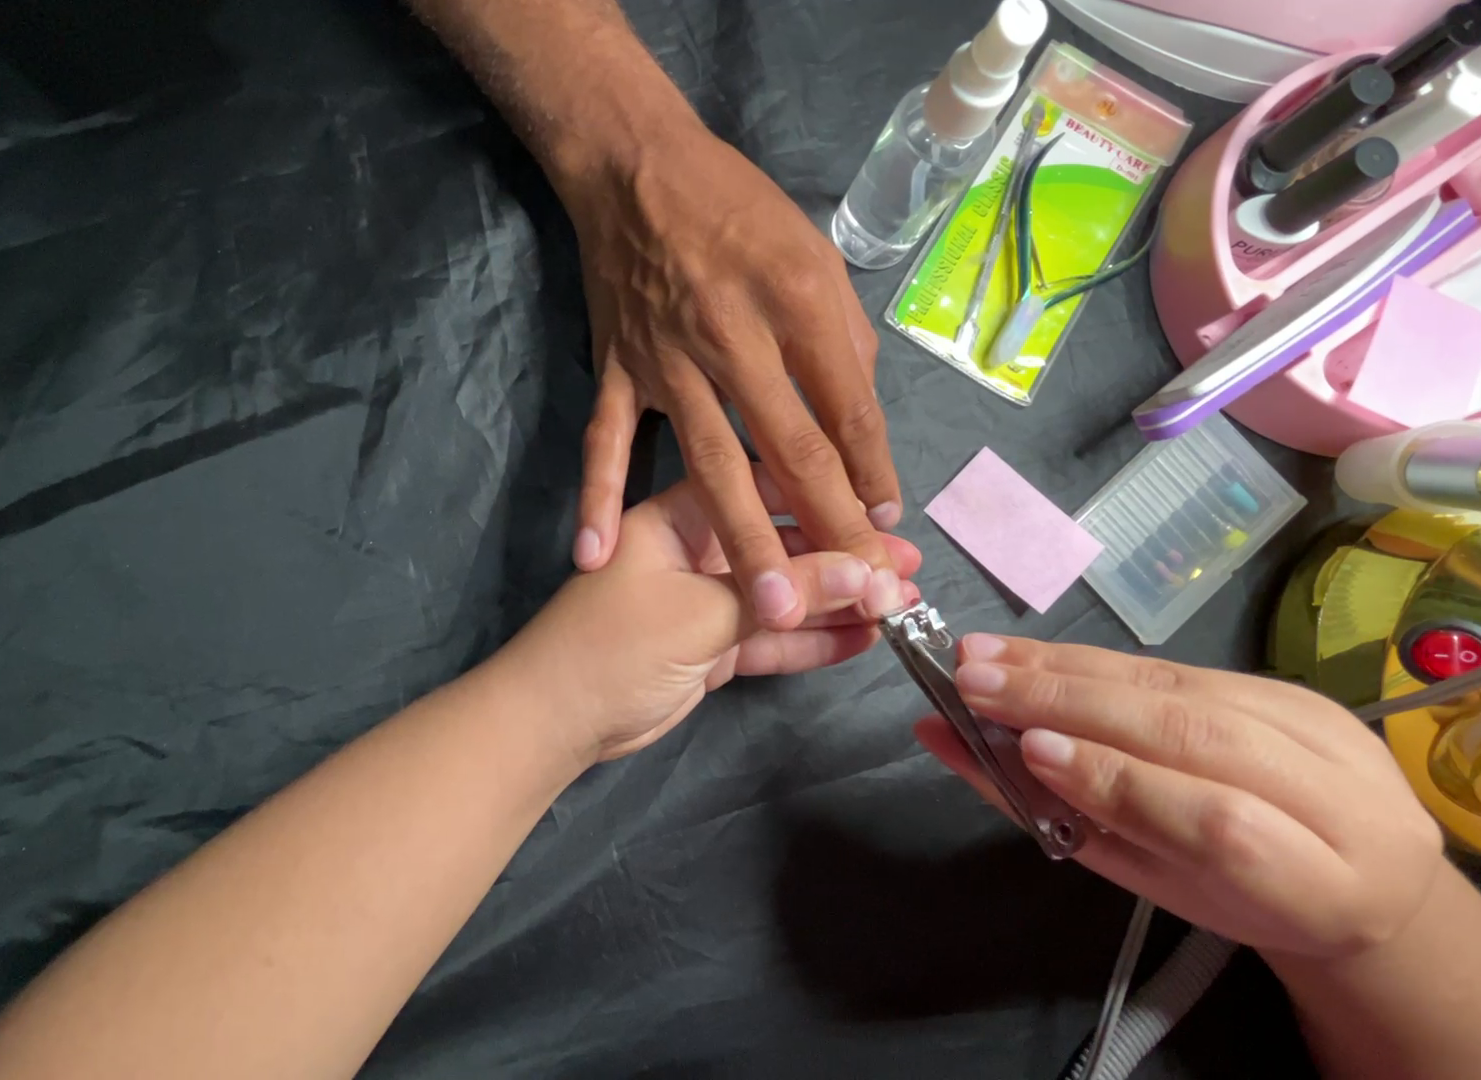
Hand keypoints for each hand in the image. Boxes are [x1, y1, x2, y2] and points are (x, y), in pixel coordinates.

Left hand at [499, 475, 918, 765]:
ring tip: (899, 606)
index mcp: (681, 517)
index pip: (762, 493)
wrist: (555, 720)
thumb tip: (866, 575)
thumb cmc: (615, 644)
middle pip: (781, 548)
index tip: (882, 520)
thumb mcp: (701, 612)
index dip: (824, 503)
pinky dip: (810, 642)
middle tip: (906, 570)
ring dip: (836, 604)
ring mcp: (706, 602)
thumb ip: (782, 594)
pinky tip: (860, 639)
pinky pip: (770, 639)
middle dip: (842, 560)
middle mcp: (698, 551)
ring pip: (782, 598)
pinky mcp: (711, 648)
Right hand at [560, 124, 901, 630]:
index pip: (849, 410)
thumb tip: (860, 429)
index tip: (886, 529)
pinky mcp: (617, 372)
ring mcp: (668, 361)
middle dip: (828, 528)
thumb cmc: (740, 211)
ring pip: (711, 462)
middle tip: (855, 598)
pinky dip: (595, 498)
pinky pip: (605, 443)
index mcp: (797, 302)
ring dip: (743, 538)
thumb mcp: (817, 258)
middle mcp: (735, 338)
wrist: (637, 170)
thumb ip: (844, 345)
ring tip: (768, 606)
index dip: (874, 475)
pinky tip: (594, 555)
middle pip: (790, 451)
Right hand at [915, 636, 1444, 959]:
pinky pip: (1176, 665)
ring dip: (1066, 666)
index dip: (1119, 780)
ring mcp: (1320, 729)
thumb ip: (1049, 814)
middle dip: (1068, 701)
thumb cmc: (1229, 896)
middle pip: (1193, 732)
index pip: (1215, 824)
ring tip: (984, 656)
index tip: (1029, 749)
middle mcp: (1338, 798)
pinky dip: (1091, 657)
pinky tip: (1031, 652)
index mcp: (1317, 887)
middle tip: (973, 682)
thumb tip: (945, 741)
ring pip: (1179, 685)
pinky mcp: (1291, 687)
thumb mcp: (1143, 881)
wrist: (1356, 876)